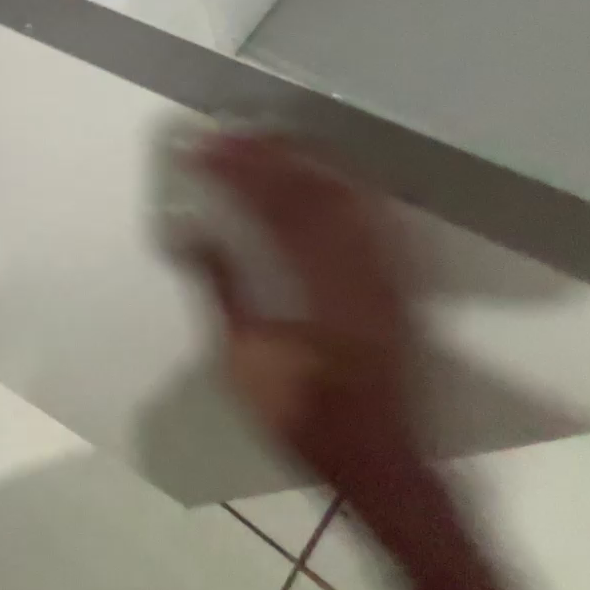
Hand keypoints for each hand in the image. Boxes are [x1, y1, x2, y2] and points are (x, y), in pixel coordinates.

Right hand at [191, 131, 419, 495]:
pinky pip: (378, 223)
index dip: (234, 171)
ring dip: (308, 164)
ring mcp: (390, 280)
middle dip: (269, 155)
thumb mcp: (243, 354)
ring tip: (270, 138)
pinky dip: (346, 191)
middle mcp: (363, 275)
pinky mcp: (401, 289)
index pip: (272, 211)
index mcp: (318, 290)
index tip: (198, 147)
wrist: (377, 460)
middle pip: (317, 195)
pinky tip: (325, 179)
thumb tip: (187, 231)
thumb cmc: (298, 411)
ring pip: (353, 203)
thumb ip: (221, 287)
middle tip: (228, 130)